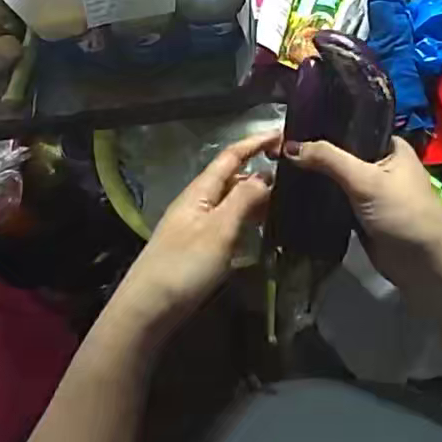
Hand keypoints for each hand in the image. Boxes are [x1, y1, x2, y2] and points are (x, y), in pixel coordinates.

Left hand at [109, 132, 277, 332]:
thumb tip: (266, 174)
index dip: (254, 143)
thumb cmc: (184, 265)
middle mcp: (196, 202)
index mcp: (200, 191)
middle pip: (231, 178)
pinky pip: (227, 223)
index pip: (230, 157)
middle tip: (294, 173)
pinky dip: (247, 219)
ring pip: (230, 201)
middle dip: (259, 170)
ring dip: (255, 196)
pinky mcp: (197, 248)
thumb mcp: (219, 229)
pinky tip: (261, 229)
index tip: (281, 135)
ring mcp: (195, 225)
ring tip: (286, 199)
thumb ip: (243, 200)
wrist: (148, 307)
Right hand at [285, 137, 441, 284]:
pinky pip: (333, 199)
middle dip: (313, 153)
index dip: (322, 126)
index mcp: (389, 147)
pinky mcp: (359, 213)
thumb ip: (328, 159)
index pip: (351, 127)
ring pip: (334, 177)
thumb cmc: (404, 213)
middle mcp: (380, 164)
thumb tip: (288, 146)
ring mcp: (369, 190)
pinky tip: (291, 190)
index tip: (290, 126)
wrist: (425, 265)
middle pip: (339, 153)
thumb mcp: (366, 179)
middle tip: (277, 148)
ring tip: (278, 166)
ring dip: (313, 176)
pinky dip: (317, 197)